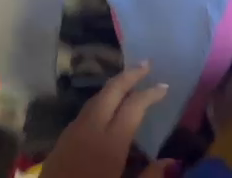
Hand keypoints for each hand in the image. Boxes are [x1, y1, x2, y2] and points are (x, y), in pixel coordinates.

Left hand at [40, 64, 174, 177]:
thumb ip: (149, 177)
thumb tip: (171, 162)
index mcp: (110, 143)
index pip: (134, 106)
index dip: (150, 93)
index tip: (164, 86)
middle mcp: (91, 130)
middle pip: (111, 91)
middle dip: (130, 75)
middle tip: (146, 64)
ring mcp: (73, 133)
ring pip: (95, 98)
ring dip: (113, 86)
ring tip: (128, 82)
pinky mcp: (60, 142)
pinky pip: (84, 112)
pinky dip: (100, 102)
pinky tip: (105, 109)